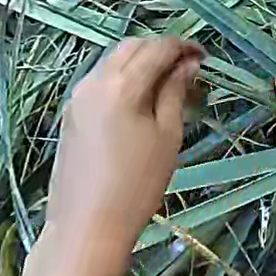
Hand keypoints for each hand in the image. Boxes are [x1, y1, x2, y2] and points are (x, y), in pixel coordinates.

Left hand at [45, 36, 201, 256]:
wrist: (86, 228)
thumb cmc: (137, 184)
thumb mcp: (167, 136)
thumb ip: (175, 92)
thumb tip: (188, 64)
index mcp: (121, 84)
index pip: (157, 49)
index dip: (183, 47)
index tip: (204, 57)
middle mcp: (95, 81)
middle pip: (132, 47)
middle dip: (161, 49)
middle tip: (187, 67)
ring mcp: (78, 96)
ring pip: (114, 60)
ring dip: (141, 60)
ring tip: (167, 81)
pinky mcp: (71, 112)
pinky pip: (101, 78)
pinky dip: (124, 75)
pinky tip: (140, 96)